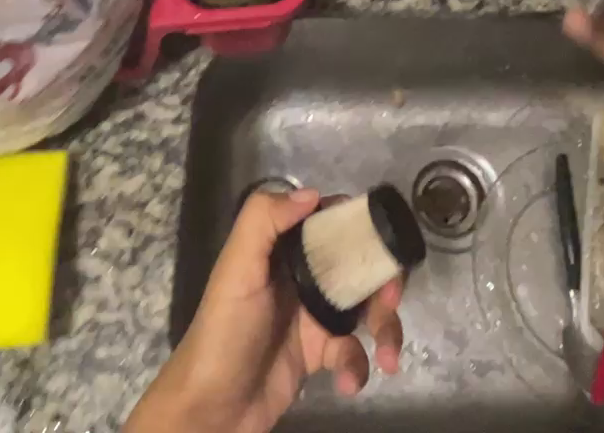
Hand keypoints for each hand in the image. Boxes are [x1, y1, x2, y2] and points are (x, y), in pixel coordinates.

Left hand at [126, 188, 404, 432]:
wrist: (211, 408)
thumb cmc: (224, 330)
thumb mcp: (236, 268)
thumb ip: (264, 220)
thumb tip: (314, 194)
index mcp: (284, 249)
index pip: (330, 221)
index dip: (360, 224)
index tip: (383, 237)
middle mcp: (303, 275)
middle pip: (358, 264)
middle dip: (385, 279)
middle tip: (392, 298)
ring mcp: (313, 315)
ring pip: (365, 307)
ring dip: (386, 328)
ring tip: (389, 355)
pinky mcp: (319, 354)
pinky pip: (353, 351)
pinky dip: (358, 366)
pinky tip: (347, 381)